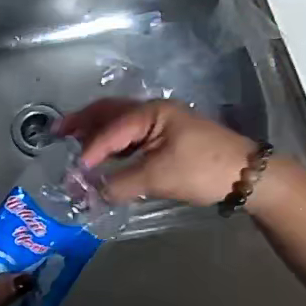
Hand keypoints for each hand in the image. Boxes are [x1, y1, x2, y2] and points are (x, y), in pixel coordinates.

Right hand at [56, 98, 258, 205]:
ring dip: (95, 132)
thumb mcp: (158, 177)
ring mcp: (161, 124)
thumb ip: (119, 183)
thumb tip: (89, 193)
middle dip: (82, 123)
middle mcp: (153, 112)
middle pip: (109, 113)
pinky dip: (112, 144)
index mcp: (151, 112)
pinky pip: (130, 136)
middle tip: (57, 133)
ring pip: (119, 123)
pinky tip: (103, 156)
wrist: (249, 176)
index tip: (74, 172)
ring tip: (72, 143)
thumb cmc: (203, 170)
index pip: (110, 130)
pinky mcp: (167, 139)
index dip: (89, 151)